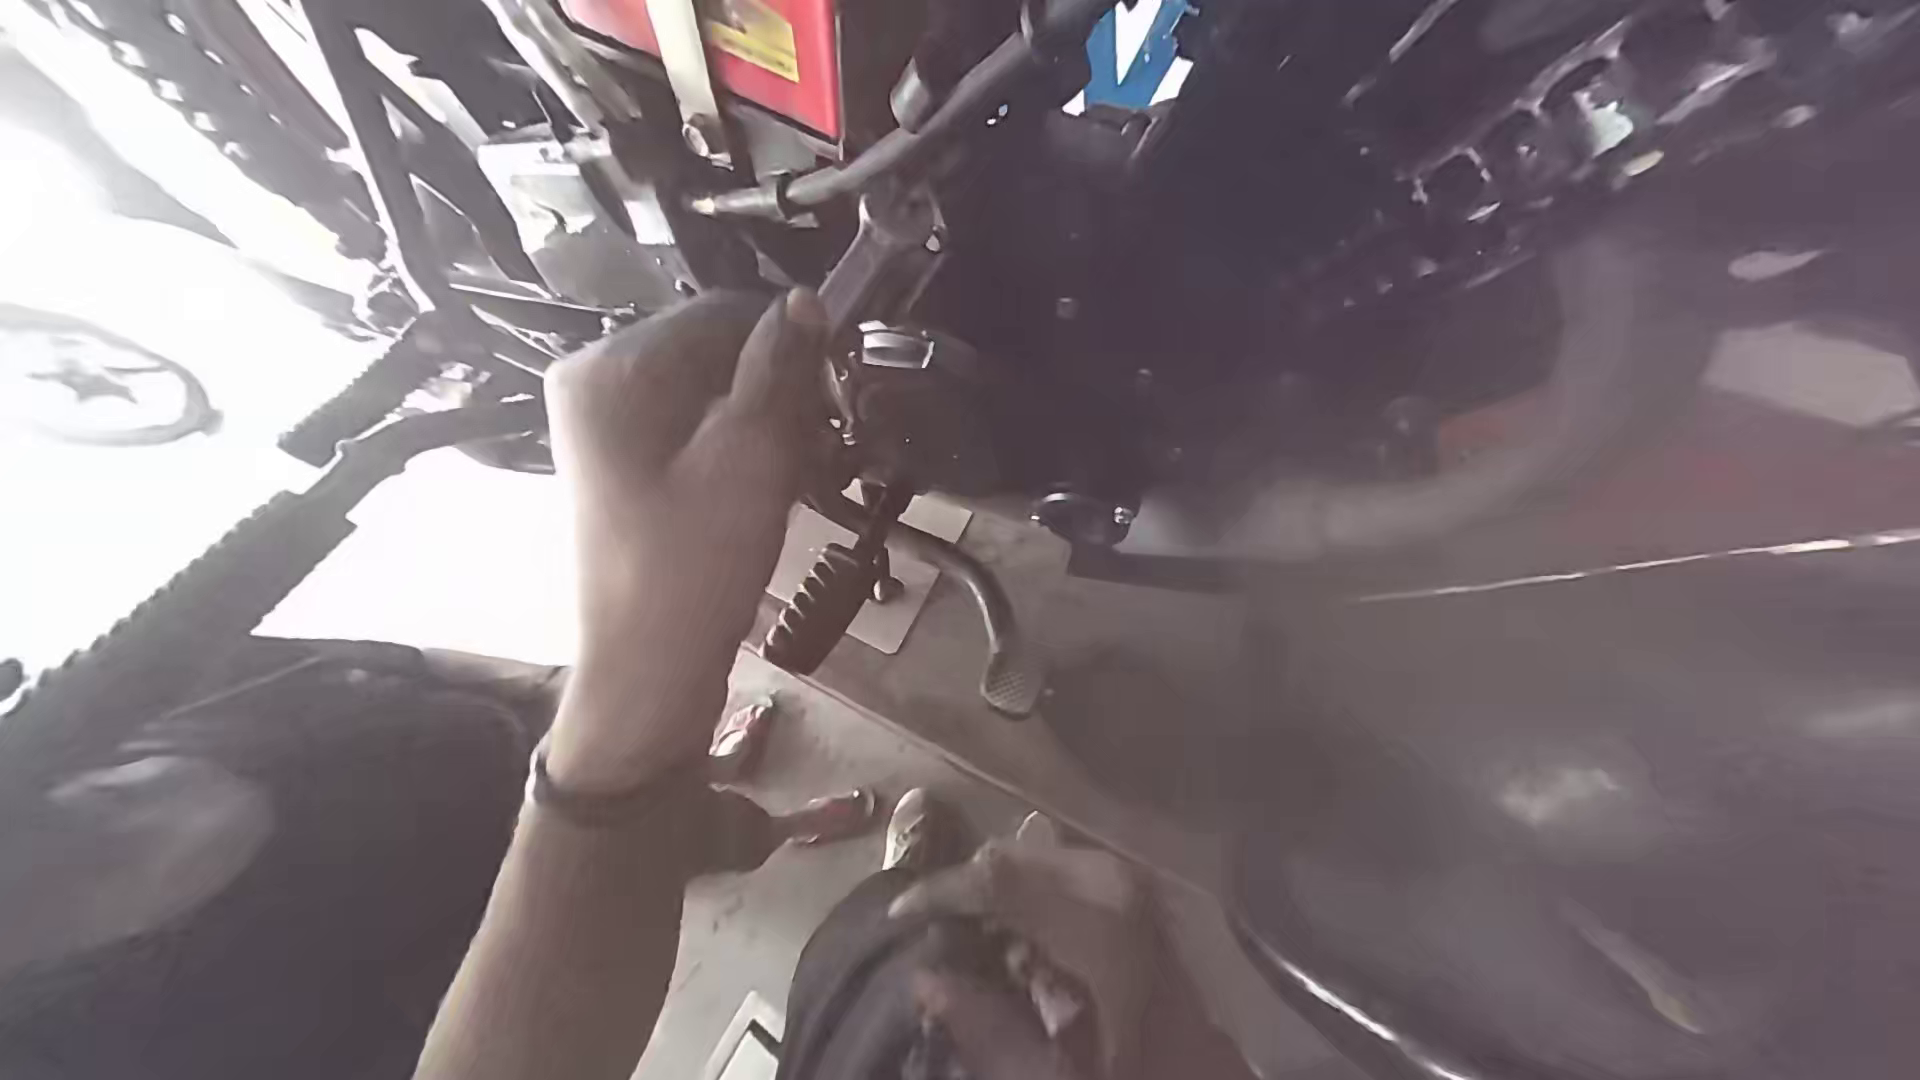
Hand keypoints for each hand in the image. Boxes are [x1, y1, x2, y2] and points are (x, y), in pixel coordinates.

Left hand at [542, 289, 824, 789]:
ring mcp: (613, 431)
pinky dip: (748, 448)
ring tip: (812, 465)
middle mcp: (601, 386)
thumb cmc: (698, 560)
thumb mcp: (750, 457)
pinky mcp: (634, 468)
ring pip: (714, 397)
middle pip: (714, 354)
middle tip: (830, 436)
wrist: (652, 665)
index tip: (841, 383)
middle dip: (781, 389)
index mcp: (611, 369)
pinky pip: (702, 433)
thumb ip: (779, 371)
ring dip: (773, 422)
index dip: (789, 338)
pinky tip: (783, 480)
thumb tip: (809, 301)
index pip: (718, 313)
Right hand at [892, 815, 1155, 1078]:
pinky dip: (1020, 889)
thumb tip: (923, 978)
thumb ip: (990, 1031)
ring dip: (991, 889)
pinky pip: (1052, 863)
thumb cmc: (1135, 1071)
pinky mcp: (1125, 881)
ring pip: (1028, 853)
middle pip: (1010, 856)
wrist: (1209, 1074)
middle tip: (934, 932)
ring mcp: (1121, 874)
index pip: (998, 877)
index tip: (898, 914)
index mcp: (1099, 922)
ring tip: (970, 935)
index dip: (941, 891)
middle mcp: (1110, 878)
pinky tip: (1015, 932)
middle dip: (963, 889)